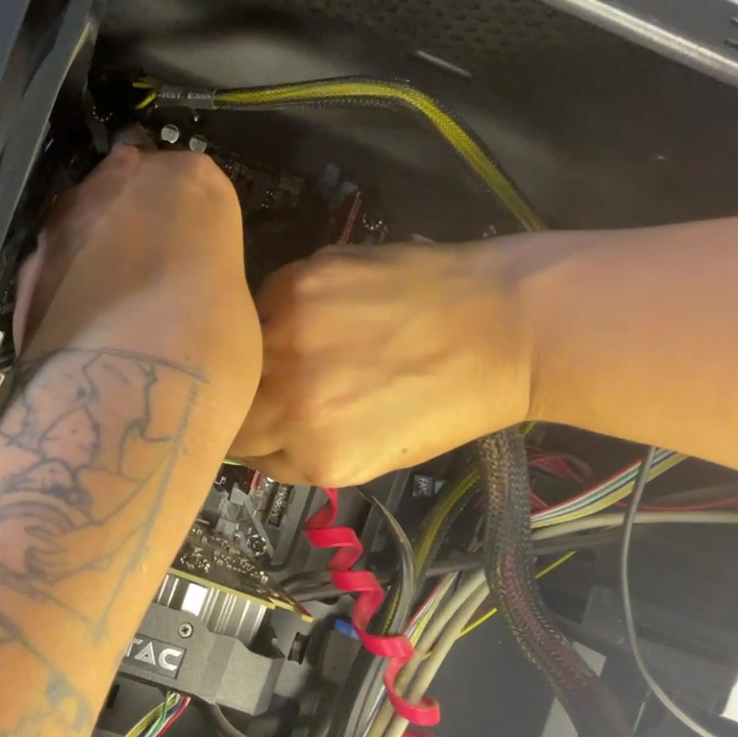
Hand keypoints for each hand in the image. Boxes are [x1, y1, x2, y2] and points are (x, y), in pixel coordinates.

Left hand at [16, 145, 260, 416]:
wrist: (125, 388)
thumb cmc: (207, 343)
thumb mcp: (229, 298)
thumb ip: (201, 267)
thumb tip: (185, 283)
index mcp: (191, 179)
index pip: (191, 184)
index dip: (190, 224)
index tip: (192, 257)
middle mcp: (120, 181)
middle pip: (127, 189)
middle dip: (134, 224)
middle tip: (148, 278)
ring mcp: (66, 220)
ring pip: (84, 225)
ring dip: (94, 253)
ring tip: (110, 307)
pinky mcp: (27, 264)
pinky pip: (54, 268)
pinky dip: (64, 288)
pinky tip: (78, 327)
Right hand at [230, 241, 534, 483]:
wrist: (509, 326)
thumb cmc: (451, 400)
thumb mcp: (372, 456)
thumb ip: (304, 450)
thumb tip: (259, 432)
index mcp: (317, 453)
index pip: (241, 448)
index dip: (253, 433)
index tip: (267, 419)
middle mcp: (292, 398)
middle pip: (229, 402)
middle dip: (247, 395)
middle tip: (280, 379)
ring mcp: (289, 334)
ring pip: (236, 350)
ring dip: (256, 349)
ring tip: (300, 340)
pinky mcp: (297, 280)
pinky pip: (261, 301)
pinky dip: (278, 308)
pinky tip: (320, 307)